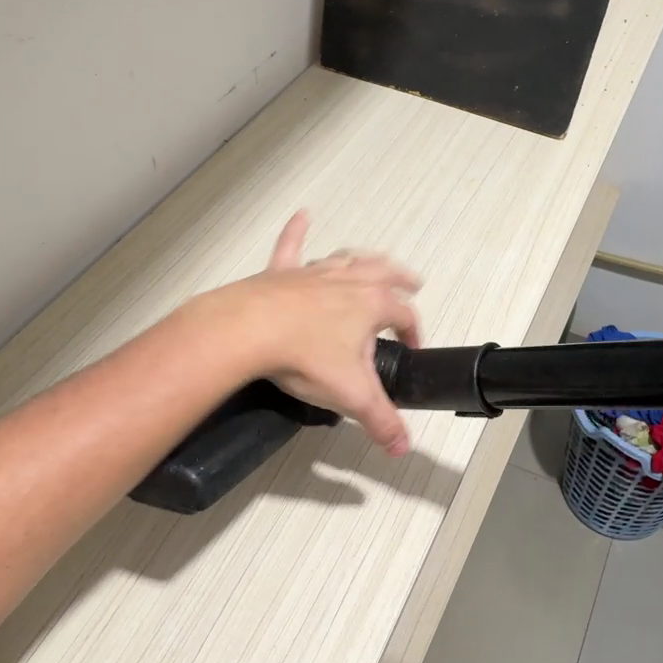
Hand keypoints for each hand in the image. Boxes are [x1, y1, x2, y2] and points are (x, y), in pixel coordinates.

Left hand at [194, 211, 422, 455]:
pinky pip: (291, 244)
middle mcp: (347, 281)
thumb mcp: (351, 395)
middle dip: (401, 279)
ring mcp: (313, 273)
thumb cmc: (305, 358)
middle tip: (413, 282)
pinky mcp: (280, 272)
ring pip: (346, 259)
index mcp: (371, 305)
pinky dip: (297, 230)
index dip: (413, 331)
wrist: (248, 331)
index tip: (412, 347)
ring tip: (373, 260)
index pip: (404, 315)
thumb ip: (380, 421)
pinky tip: (302, 214)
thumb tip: (402, 448)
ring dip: (363, 258)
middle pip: (384, 273)